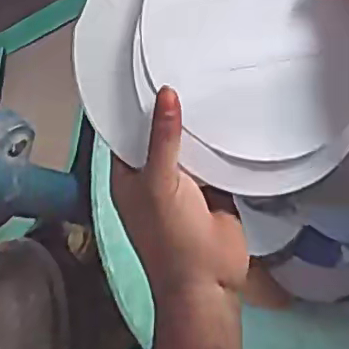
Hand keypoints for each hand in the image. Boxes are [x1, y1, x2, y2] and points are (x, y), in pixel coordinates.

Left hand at [111, 88, 246, 303]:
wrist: (209, 286)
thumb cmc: (171, 237)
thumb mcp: (160, 182)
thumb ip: (163, 138)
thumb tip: (166, 92)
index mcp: (128, 173)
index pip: (124, 128)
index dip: (131, 102)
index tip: (142, 68)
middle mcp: (152, 173)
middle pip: (157, 132)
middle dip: (166, 107)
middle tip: (177, 63)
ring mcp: (182, 180)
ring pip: (185, 142)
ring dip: (193, 121)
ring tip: (202, 77)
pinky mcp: (211, 186)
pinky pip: (211, 155)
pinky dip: (217, 139)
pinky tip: (225, 109)